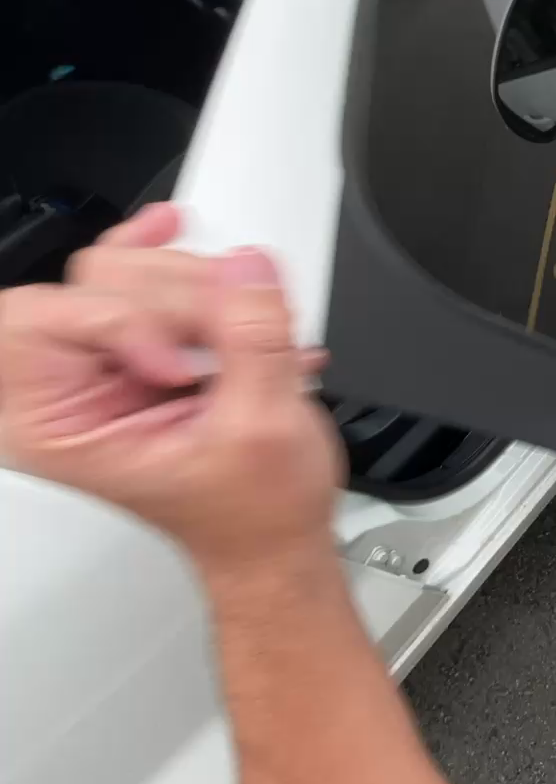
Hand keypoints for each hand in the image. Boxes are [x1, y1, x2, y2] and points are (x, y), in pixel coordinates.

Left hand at [0, 204, 342, 574]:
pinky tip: (203, 250)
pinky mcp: (153, 360)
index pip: (49, 318)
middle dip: (181, 299)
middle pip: (94, 286)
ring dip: (204, 289)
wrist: (277, 533)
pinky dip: (181, 267)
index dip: (131, 322)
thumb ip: (253, 343)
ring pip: (129, 279)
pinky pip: (148, 290)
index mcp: (53, 419)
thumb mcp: (262, 427)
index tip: (190, 365)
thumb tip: (248, 270)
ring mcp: (111, 371)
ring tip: (257, 328)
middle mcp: (67, 387)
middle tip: (239, 334)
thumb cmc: (255, 508)